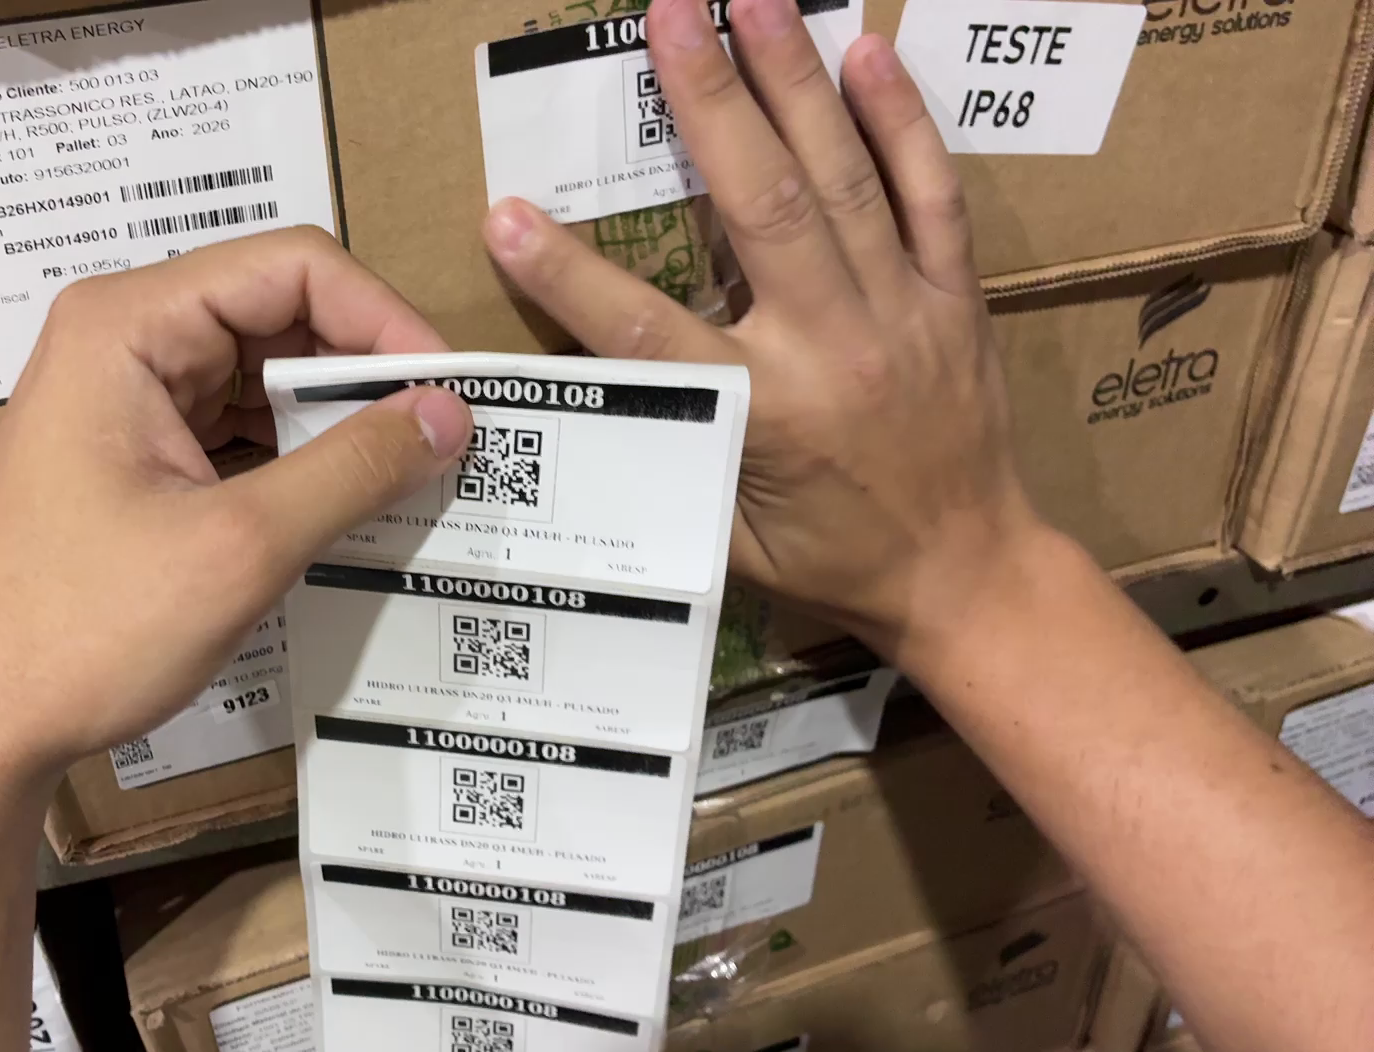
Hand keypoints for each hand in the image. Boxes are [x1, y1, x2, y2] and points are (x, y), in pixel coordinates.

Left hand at [0, 227, 471, 780]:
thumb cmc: (91, 630)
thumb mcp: (241, 544)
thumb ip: (355, 468)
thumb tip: (452, 413)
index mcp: (134, 325)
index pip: (294, 269)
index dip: (385, 318)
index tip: (449, 392)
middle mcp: (129, 341)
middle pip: (282, 315)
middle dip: (367, 371)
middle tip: (440, 437)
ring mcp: (133, 400)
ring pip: (267, 375)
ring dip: (338, 418)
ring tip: (407, 470)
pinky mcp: (143, 454)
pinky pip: (242, 428)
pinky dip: (301, 455)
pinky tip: (345, 499)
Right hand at [481, 0, 1052, 658]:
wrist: (967, 572)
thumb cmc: (830, 564)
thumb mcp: (723, 535)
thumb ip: (667, 460)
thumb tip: (597, 401)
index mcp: (762, 414)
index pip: (644, 330)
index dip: (569, 275)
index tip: (508, 218)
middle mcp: (831, 346)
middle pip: (759, 208)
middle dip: (708, 104)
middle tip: (669, 14)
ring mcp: (903, 311)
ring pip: (845, 180)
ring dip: (796, 81)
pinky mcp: (955, 298)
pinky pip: (932, 195)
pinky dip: (901, 121)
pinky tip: (870, 52)